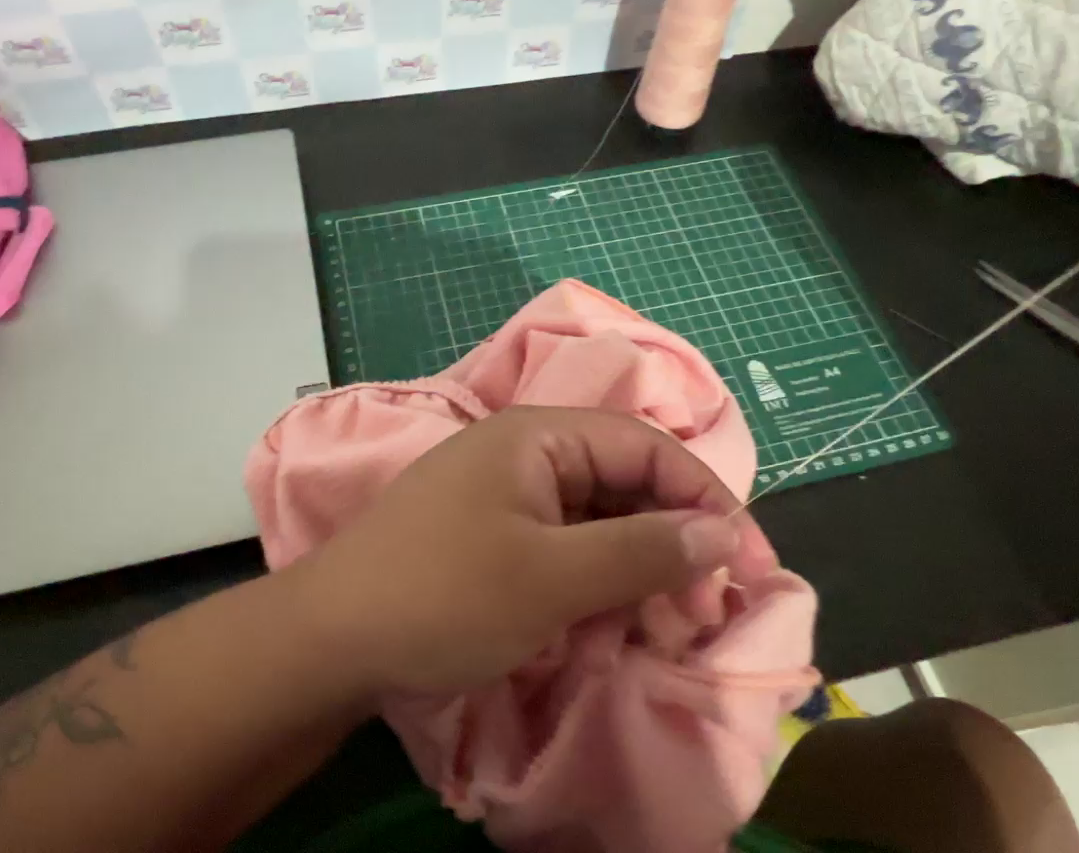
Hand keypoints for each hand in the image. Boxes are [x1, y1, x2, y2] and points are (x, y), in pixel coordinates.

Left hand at [284, 406, 776, 696]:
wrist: (328, 643)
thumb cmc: (444, 596)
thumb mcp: (552, 577)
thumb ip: (643, 550)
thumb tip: (723, 532)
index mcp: (539, 436)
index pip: (648, 450)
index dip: (706, 501)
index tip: (750, 564)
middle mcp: (525, 454)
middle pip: (624, 485)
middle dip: (672, 545)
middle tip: (705, 612)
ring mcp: (504, 498)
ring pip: (596, 523)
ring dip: (636, 571)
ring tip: (665, 628)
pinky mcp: (490, 539)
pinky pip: (563, 549)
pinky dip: (595, 584)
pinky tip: (609, 627)